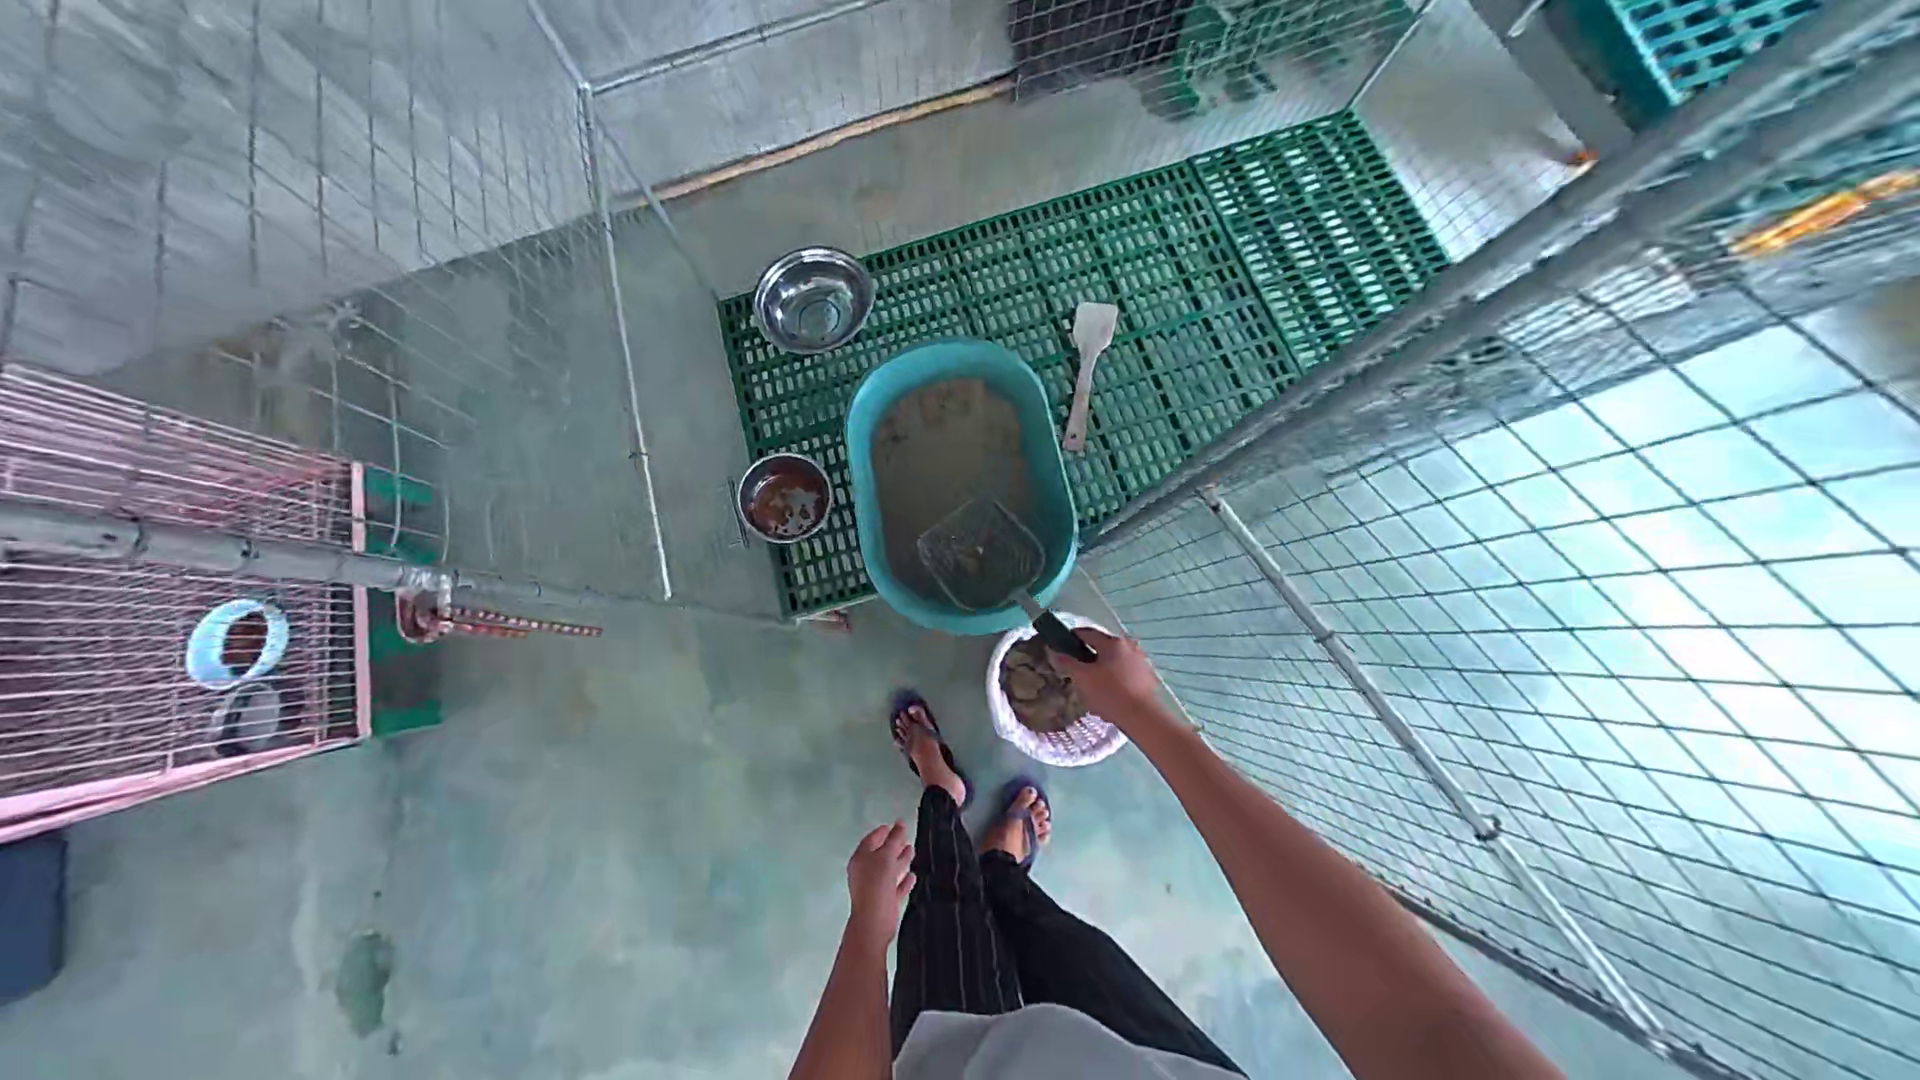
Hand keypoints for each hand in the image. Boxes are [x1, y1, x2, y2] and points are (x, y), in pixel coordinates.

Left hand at [845, 822, 913, 948]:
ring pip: (889, 870)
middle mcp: (866, 872)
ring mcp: (875, 887)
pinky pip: (895, 887)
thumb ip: (894, 839)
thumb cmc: (876, 883)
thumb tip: (900, 823)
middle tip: (905, 835)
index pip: (871, 840)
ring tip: (911, 850)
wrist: (874, 920)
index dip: (882, 832)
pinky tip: (912, 876)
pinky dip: (903, 880)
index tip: (893, 825)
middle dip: (893, 845)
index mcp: (861, 859)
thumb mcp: (886, 855)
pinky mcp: (885, 901)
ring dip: (900, 860)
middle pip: (880, 854)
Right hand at [1047, 629, 1173, 733]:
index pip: (1087, 632)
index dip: (1072, 636)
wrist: (1143, 716)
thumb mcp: (1083, 678)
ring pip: (1114, 661)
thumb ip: (1069, 663)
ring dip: (1101, 669)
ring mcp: (1140, 660)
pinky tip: (1108, 695)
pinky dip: (1114, 679)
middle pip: (1102, 647)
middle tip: (1076, 669)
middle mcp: (1129, 646)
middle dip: (1088, 657)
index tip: (1062, 644)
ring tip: (1092, 686)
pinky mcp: (1147, 676)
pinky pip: (1124, 672)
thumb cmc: (1110, 693)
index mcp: (1112, 642)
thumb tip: (1057, 653)